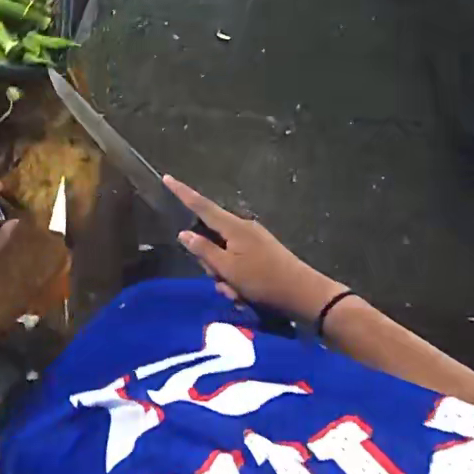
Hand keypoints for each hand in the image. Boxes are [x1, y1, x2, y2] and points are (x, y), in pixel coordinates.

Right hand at [164, 175, 347, 320]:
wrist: (306, 295)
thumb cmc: (264, 280)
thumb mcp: (227, 269)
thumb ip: (203, 250)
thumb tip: (184, 234)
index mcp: (233, 226)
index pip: (201, 205)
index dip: (182, 193)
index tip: (167, 178)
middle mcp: (243, 228)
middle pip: (211, 237)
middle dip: (209, 260)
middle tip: (220, 280)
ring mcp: (254, 241)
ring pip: (224, 254)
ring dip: (224, 275)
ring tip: (237, 293)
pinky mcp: (262, 254)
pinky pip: (237, 262)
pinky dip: (236, 279)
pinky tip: (245, 295)